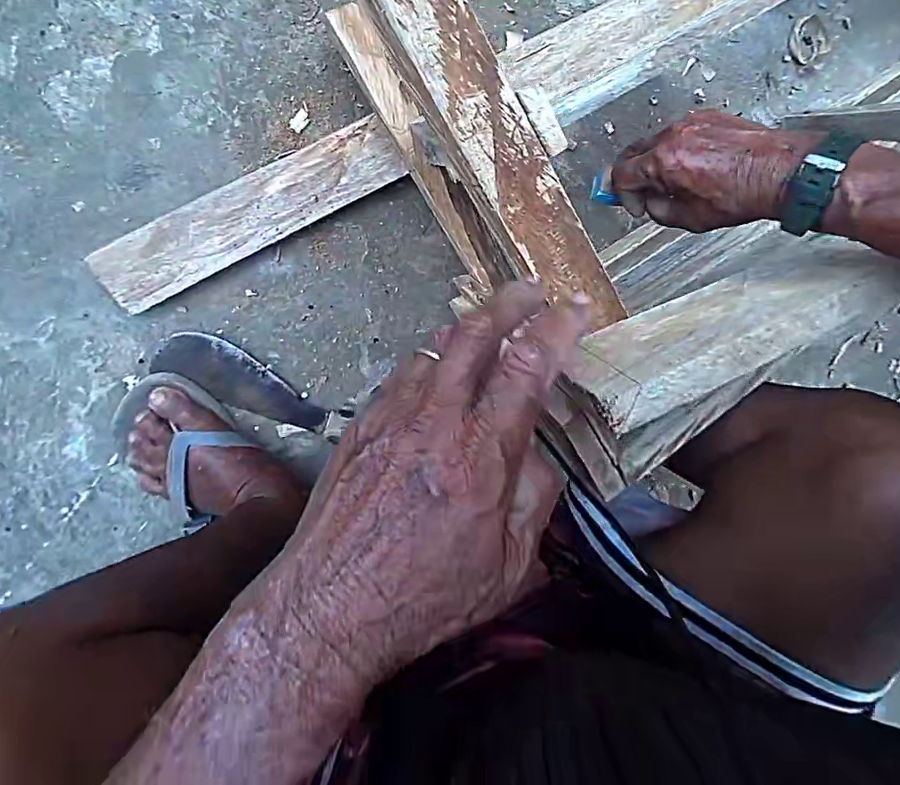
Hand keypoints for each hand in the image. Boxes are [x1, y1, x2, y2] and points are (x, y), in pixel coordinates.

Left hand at [267, 281, 586, 689]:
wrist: (324, 611)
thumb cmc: (422, 598)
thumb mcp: (507, 566)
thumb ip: (536, 499)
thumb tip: (541, 456)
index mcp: (482, 455)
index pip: (527, 367)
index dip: (557, 327)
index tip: (574, 308)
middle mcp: (437, 421)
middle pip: (477, 334)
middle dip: (511, 301)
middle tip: (532, 290)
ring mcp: (394, 417)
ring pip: (437, 345)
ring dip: (471, 328)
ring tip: (491, 325)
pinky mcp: (363, 425)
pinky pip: (405, 371)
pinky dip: (432, 357)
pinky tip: (440, 370)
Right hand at [610, 111, 823, 231]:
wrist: (779, 171)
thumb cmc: (744, 194)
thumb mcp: (693, 219)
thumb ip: (660, 211)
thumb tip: (649, 205)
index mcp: (664, 161)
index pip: (622, 174)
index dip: (622, 195)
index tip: (633, 204)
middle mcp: (673, 136)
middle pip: (632, 153)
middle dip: (632, 175)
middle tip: (639, 191)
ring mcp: (690, 122)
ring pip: (656, 141)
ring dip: (655, 162)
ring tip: (674, 182)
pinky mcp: (707, 116)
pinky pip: (680, 133)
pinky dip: (676, 149)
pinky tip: (693, 166)